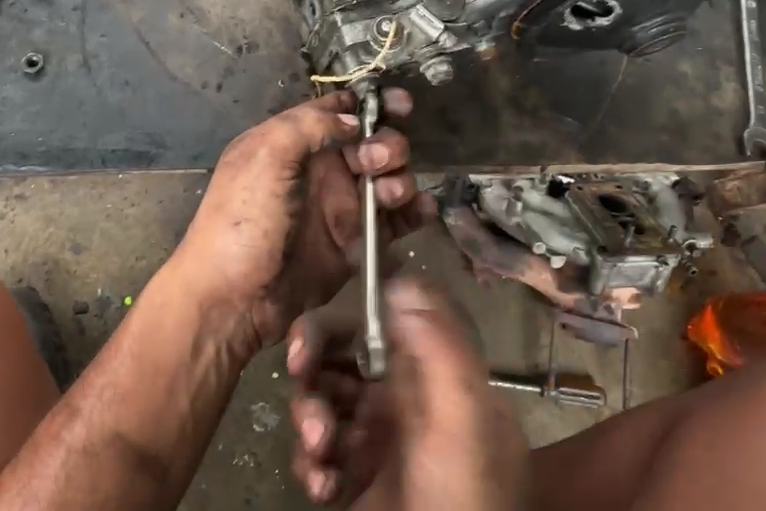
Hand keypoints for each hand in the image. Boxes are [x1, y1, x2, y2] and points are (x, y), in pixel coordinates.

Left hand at [168, 88, 435, 354]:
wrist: (235, 298)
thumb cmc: (243, 221)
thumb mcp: (264, 158)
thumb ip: (307, 127)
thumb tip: (352, 120)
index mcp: (292, 141)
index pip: (337, 109)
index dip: (371, 103)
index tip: (402, 104)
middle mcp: (320, 169)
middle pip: (371, 141)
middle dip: (386, 145)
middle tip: (375, 162)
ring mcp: (340, 206)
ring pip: (387, 178)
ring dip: (400, 178)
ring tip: (389, 195)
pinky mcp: (356, 243)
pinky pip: (394, 220)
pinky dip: (414, 211)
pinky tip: (422, 210)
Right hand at [287, 278, 529, 508]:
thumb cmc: (462, 501)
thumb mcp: (466, 423)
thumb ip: (440, 348)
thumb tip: (402, 277)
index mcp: (437, 378)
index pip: (388, 320)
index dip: (351, 312)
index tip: (319, 319)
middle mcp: (406, 402)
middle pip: (346, 354)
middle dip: (316, 359)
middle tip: (299, 369)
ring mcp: (377, 443)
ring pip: (323, 399)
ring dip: (309, 414)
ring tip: (317, 450)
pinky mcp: (352, 481)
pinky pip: (315, 452)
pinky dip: (308, 462)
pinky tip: (320, 485)